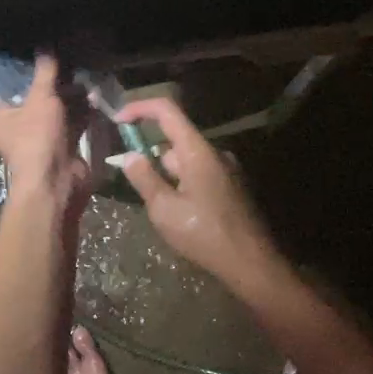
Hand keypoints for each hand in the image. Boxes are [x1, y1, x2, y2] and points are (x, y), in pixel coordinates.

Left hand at [0, 54, 91, 210]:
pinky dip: (84, 112)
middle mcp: (22, 127)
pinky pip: (75, 123)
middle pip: (41, 98)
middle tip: (74, 62)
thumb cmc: (37, 137)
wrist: (56, 183)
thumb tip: (44, 47)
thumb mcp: (39, 99)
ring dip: (74, 96)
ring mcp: (45, 138)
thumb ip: (44, 73)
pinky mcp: (65, 146)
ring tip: (89, 75)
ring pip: (60, 110)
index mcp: (5, 116)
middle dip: (59, 84)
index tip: (49, 55)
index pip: (15, 87)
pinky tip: (96, 95)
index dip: (31, 72)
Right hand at [115, 98, 283, 288]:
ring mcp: (227, 170)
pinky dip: (184, 185)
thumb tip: (129, 155)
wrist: (253, 265)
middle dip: (152, 157)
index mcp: (198, 150)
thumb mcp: (164, 210)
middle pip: (175, 140)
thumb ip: (144, 178)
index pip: (167, 110)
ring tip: (162, 211)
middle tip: (138, 186)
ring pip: (186, 161)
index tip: (118, 120)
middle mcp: (214, 152)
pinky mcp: (232, 188)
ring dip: (168, 176)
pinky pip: (200, 174)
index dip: (140, 108)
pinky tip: (182, 217)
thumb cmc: (205, 235)